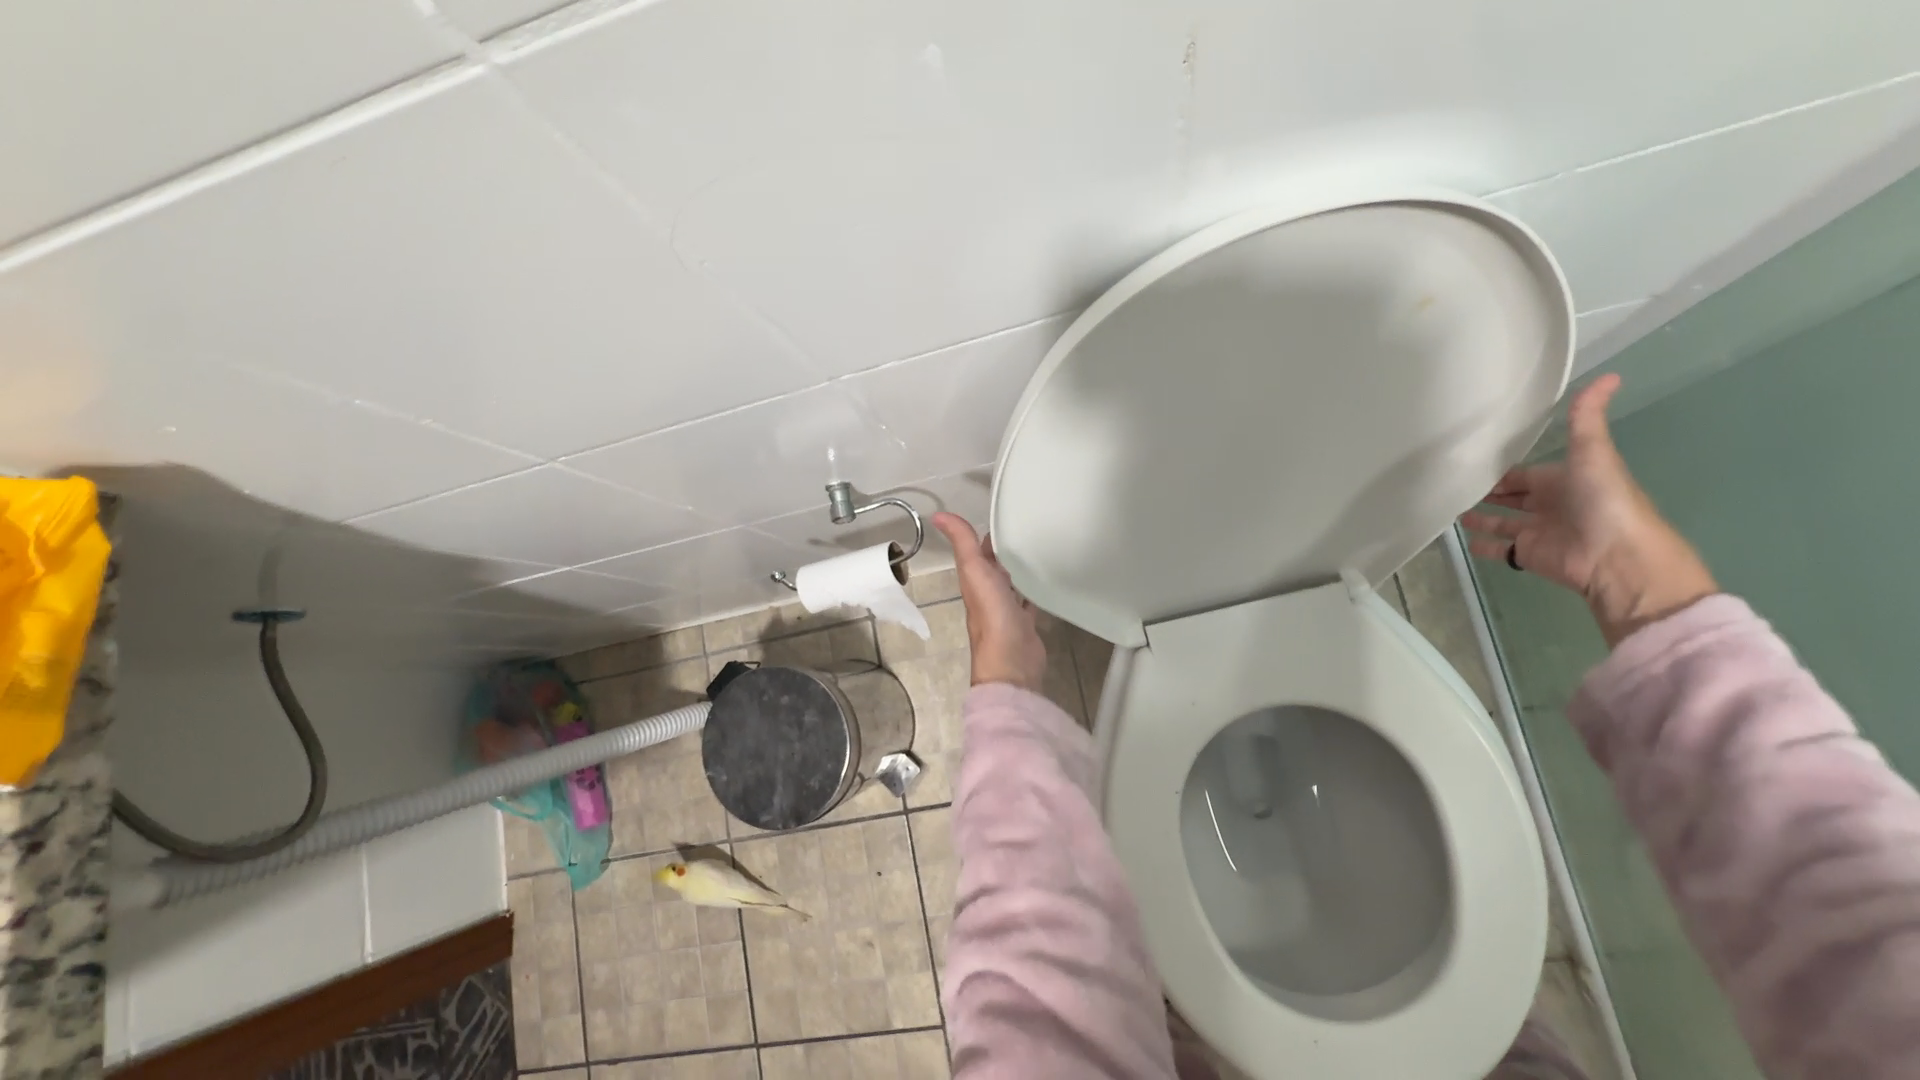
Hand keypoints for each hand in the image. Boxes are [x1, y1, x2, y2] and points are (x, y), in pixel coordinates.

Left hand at [930, 512, 1046, 692]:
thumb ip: (962, 543)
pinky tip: (1046, 577)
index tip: (1006, 511)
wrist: (1011, 662)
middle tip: (1029, 524)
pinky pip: (1029, 597)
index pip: (979, 549)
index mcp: (974, 579)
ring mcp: (1007, 607)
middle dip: (1007, 546)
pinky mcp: (1025, 620)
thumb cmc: (993, 615)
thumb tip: (938, 515)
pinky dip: (1034, 586)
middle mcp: (988, 591)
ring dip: (1021, 565)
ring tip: (1040, 544)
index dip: (987, 532)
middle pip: (997, 564)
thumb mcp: (975, 572)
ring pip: (1013, 579)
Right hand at [1460, 374, 1716, 646]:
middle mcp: (1549, 504)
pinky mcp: (1527, 556)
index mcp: (1562, 479)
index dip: (1500, 468)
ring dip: (1480, 518)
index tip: (1470, 461)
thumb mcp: (1594, 451)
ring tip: (1449, 510)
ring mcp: (1536, 532)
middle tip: (1452, 484)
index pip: (1523, 472)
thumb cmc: (1604, 499)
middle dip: (1488, 491)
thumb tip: (1611, 375)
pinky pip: (1500, 551)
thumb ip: (1588, 417)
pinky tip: (1463, 542)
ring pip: (1502, 522)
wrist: (1615, 555)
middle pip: (1511, 496)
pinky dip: (1483, 548)